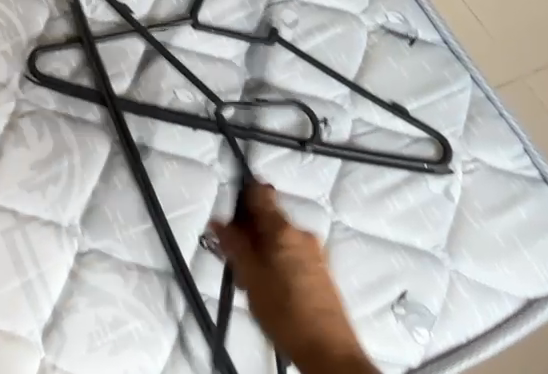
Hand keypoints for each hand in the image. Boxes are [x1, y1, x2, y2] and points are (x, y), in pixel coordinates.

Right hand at [211, 183, 375, 373]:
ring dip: (260, 250)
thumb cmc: (285, 312)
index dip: (239, 199)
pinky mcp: (321, 272)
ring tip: (248, 280)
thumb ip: (233, 245)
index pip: (259, 193)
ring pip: (278, 239)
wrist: (330, 353)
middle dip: (247, 233)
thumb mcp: (250, 277)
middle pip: (267, 219)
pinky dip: (275, 262)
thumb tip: (218, 222)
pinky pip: (291, 254)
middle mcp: (302, 234)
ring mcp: (315, 253)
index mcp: (283, 229)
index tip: (227, 217)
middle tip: (233, 258)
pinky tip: (267, 288)